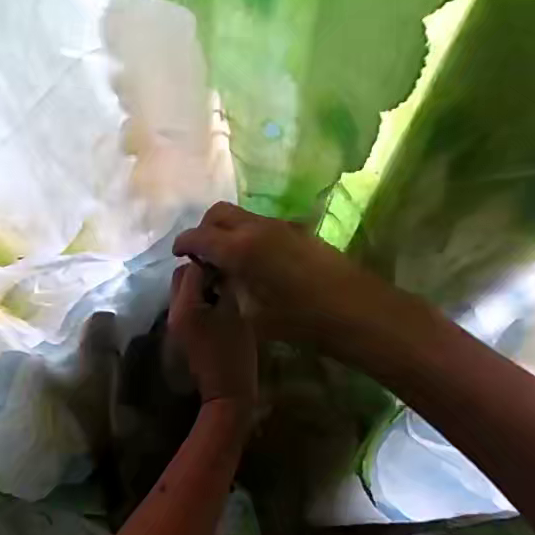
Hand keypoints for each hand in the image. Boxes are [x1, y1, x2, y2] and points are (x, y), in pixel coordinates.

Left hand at [168, 260, 258, 409]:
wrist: (226, 394)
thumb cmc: (235, 354)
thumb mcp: (235, 314)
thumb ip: (225, 287)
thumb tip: (222, 268)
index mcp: (184, 306)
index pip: (190, 269)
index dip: (210, 260)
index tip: (230, 262)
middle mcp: (173, 312)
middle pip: (180, 278)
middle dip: (201, 271)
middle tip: (226, 276)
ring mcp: (174, 325)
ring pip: (182, 292)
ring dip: (200, 286)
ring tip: (224, 290)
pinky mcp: (181, 334)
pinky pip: (186, 306)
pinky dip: (199, 300)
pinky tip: (218, 306)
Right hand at [173, 202, 402, 350]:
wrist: (356, 311)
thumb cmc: (300, 320)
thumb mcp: (252, 314)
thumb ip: (228, 289)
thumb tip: (218, 277)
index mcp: (241, 248)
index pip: (200, 236)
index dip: (184, 244)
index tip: (177, 254)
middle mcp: (258, 228)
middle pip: (219, 213)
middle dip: (204, 229)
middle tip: (201, 255)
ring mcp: (281, 226)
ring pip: (242, 216)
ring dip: (227, 230)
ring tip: (227, 260)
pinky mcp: (298, 232)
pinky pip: (261, 224)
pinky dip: (247, 234)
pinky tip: (254, 262)